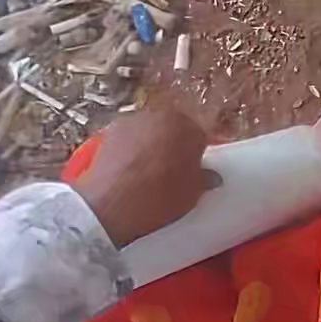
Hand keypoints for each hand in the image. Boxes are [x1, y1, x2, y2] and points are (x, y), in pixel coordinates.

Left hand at [71, 107, 210, 246]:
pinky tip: (127, 168)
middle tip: (171, 170)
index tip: (191, 171)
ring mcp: (134, 119)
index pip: (199, 138)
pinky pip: (129, 136)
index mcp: (188, 127)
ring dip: (151, 143)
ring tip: (146, 170)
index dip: (196, 155)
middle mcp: (162, 115)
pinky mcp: (111, 129)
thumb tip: (211, 176)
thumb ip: (204, 179)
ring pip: (150, 130)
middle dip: (174, 145)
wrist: (109, 205)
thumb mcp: (191, 195)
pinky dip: (130, 147)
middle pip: (174, 129)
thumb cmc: (158, 199)